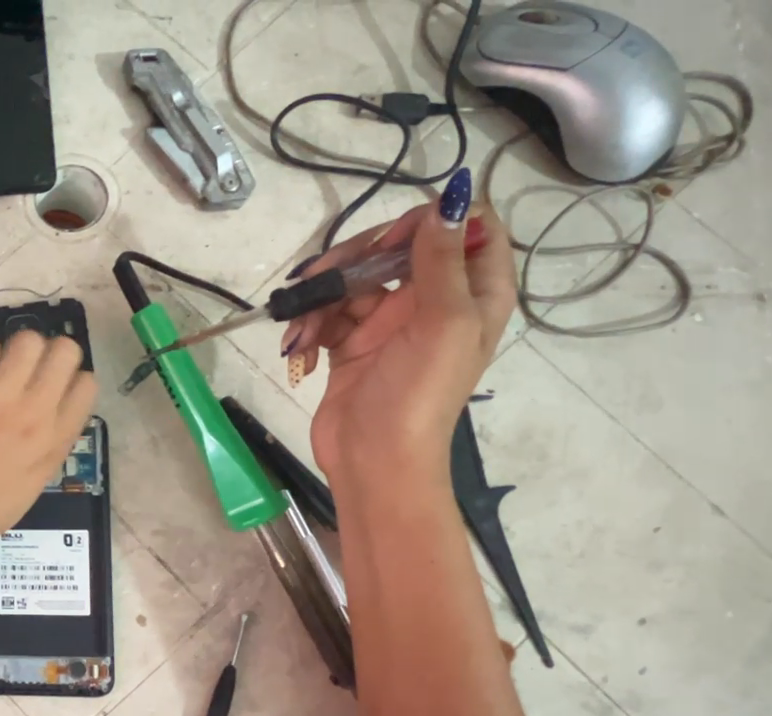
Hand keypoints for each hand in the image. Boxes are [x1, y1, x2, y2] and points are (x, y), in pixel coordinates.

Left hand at [0, 331, 96, 578]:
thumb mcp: (30, 485)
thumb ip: (44, 447)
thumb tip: (44, 419)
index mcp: (56, 441)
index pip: (86, 384)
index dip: (68, 379)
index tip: (50, 386)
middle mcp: (36, 412)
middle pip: (63, 350)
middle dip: (46, 354)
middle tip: (24, 368)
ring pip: (26, 340)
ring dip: (12, 350)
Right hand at [283, 171, 515, 482]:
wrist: (374, 459)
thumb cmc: (420, 394)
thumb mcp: (443, 322)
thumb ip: (443, 261)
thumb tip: (450, 199)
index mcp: (474, 292)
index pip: (467, 229)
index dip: (429, 223)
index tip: (392, 242)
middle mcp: (433, 301)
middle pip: (396, 249)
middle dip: (355, 259)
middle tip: (323, 275)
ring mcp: (388, 324)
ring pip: (353, 281)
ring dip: (321, 295)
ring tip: (299, 324)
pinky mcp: (350, 345)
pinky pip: (327, 315)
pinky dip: (308, 324)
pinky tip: (297, 342)